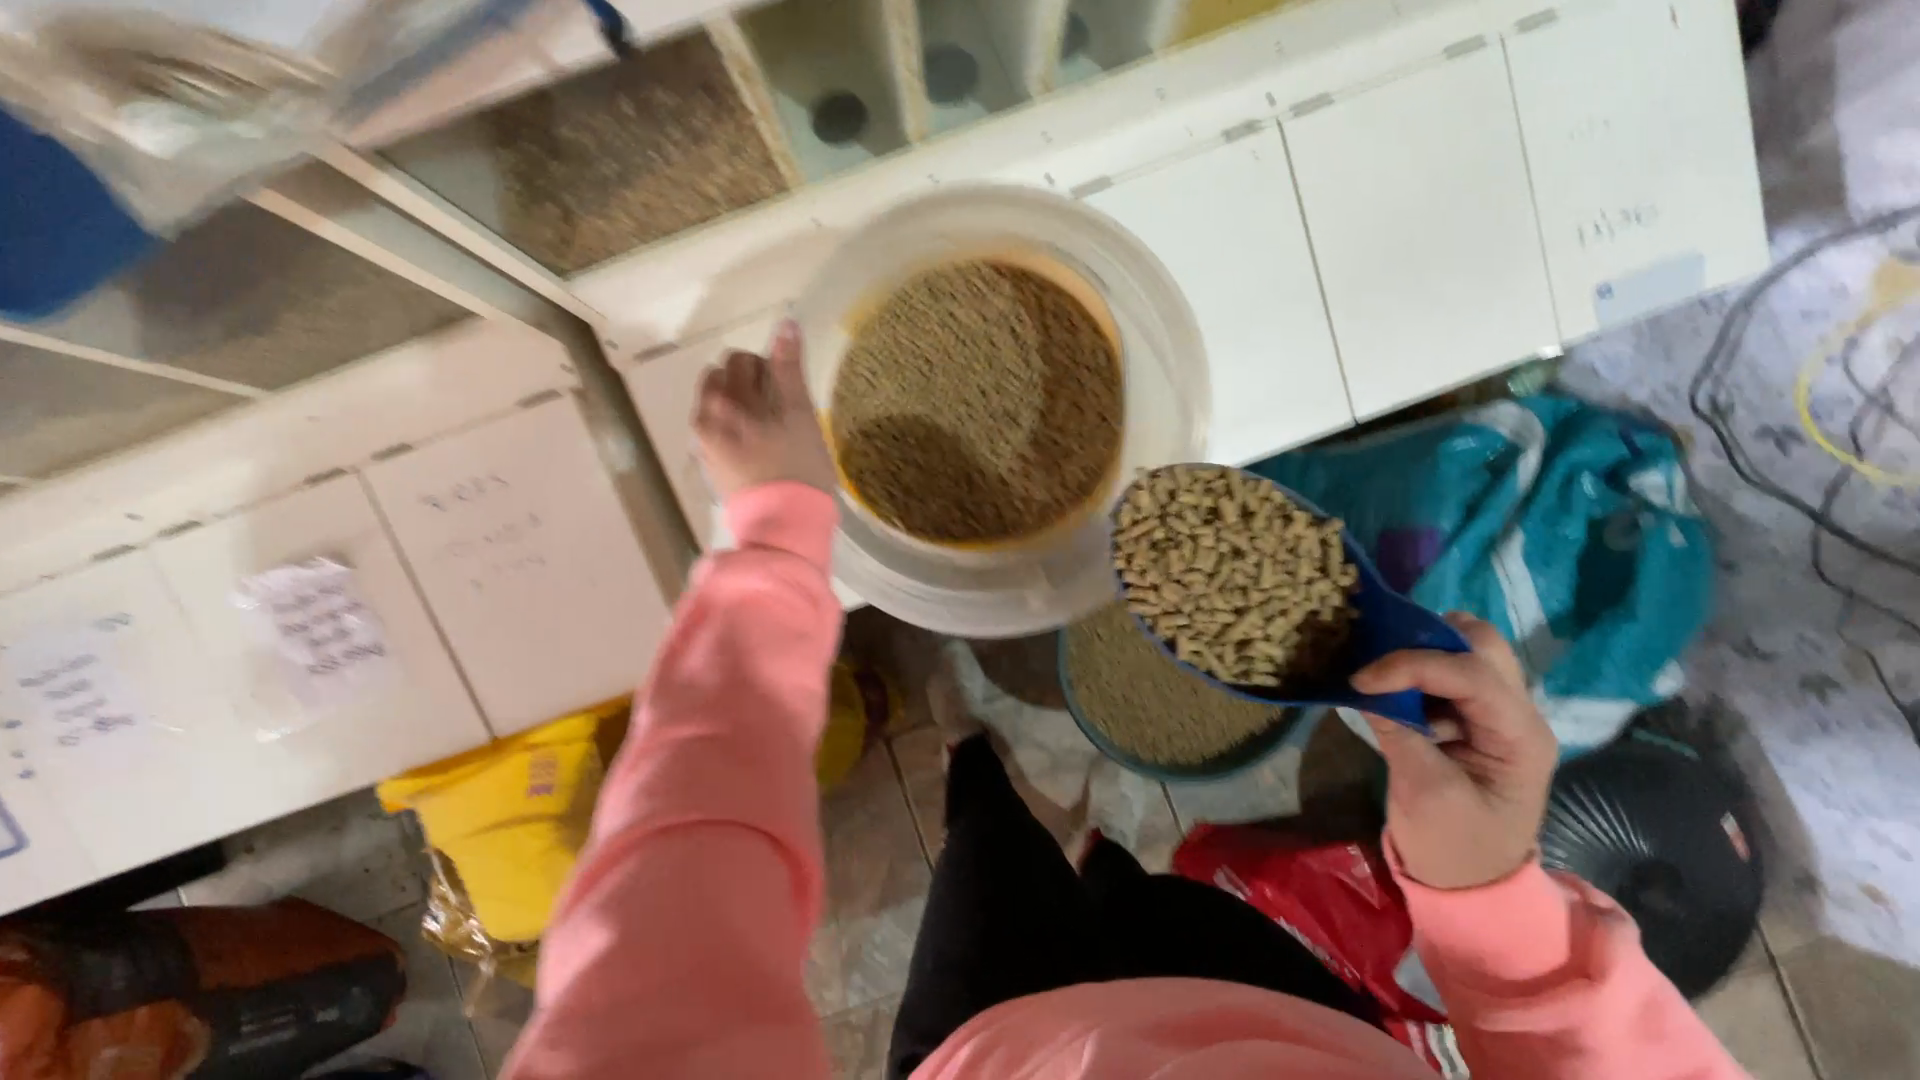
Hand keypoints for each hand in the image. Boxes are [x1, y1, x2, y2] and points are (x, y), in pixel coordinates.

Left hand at [692, 319, 835, 500]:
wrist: (783, 524)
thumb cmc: (799, 467)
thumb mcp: (801, 413)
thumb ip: (789, 367)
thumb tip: (785, 322)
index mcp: (726, 398)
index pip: (741, 360)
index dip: (768, 369)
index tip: (787, 394)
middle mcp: (705, 415)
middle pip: (722, 379)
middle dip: (748, 384)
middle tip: (778, 411)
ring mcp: (703, 443)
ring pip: (716, 405)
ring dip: (738, 406)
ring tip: (766, 431)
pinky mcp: (708, 466)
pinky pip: (715, 432)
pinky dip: (732, 430)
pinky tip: (756, 451)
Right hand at [1351, 613, 1556, 890]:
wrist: (1469, 884)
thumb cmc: (1453, 845)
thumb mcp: (1422, 791)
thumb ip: (1398, 731)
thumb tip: (1364, 688)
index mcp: (1520, 736)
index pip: (1470, 673)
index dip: (1411, 664)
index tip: (1360, 679)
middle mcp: (1518, 713)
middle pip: (1480, 644)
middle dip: (1425, 641)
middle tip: (1377, 660)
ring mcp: (1498, 713)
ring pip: (1466, 649)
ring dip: (1421, 651)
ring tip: (1380, 671)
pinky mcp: (1474, 717)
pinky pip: (1449, 671)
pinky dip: (1417, 668)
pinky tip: (1389, 687)